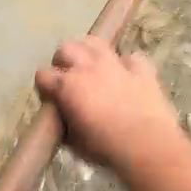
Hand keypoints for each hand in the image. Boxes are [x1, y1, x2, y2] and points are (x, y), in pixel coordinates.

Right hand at [34, 36, 190, 176]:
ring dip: (90, 51)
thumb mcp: (74, 142)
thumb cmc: (105, 148)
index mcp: (66, 86)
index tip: (50, 98)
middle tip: (68, 77)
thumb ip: (65, 122)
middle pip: (66, 48)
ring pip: (95, 42)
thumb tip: (64, 119)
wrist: (147, 148)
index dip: (44, 86)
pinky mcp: (142, 71)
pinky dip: (128, 65)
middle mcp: (87, 68)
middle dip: (63, 60)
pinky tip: (127, 76)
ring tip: (92, 65)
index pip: (42, 75)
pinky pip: (132, 58)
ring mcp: (115, 66)